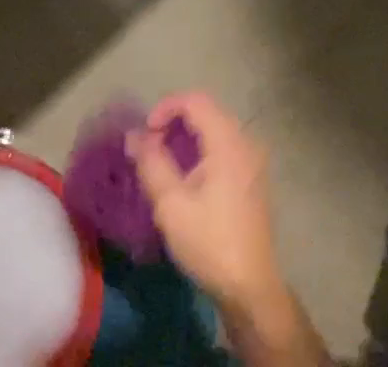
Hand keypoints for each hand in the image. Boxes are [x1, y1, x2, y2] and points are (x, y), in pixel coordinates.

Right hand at [129, 92, 284, 311]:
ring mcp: (253, 161)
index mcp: (228, 143)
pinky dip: (200, 150)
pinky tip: (185, 178)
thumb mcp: (171, 203)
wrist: (250, 287)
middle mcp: (245, 144)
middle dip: (173, 122)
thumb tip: (134, 135)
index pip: (195, 100)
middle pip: (206, 111)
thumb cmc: (209, 242)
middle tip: (150, 148)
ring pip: (214, 130)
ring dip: (186, 137)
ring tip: (163, 163)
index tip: (145, 135)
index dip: (165, 108)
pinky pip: (223, 147)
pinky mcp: (252, 179)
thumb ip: (151, 162)